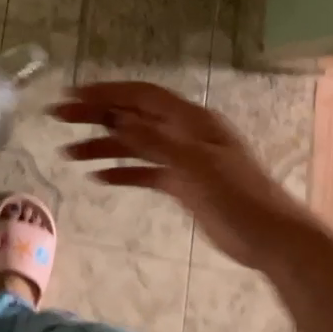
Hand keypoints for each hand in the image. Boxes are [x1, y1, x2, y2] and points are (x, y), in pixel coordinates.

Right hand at [52, 81, 312, 270]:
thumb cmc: (238, 196)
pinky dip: (121, 171)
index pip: (140, 95)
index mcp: (190, 120)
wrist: (274, 239)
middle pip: (132, 116)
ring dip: (101, 145)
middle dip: (94, 115)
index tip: (71, 94)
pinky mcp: (182, 184)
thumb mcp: (195, 164)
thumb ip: (154, 140)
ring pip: (133, 143)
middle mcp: (183, 133)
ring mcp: (183, 158)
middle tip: (58, 117)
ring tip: (68, 154)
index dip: (105, 91)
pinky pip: (144, 171)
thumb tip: (115, 118)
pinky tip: (98, 178)